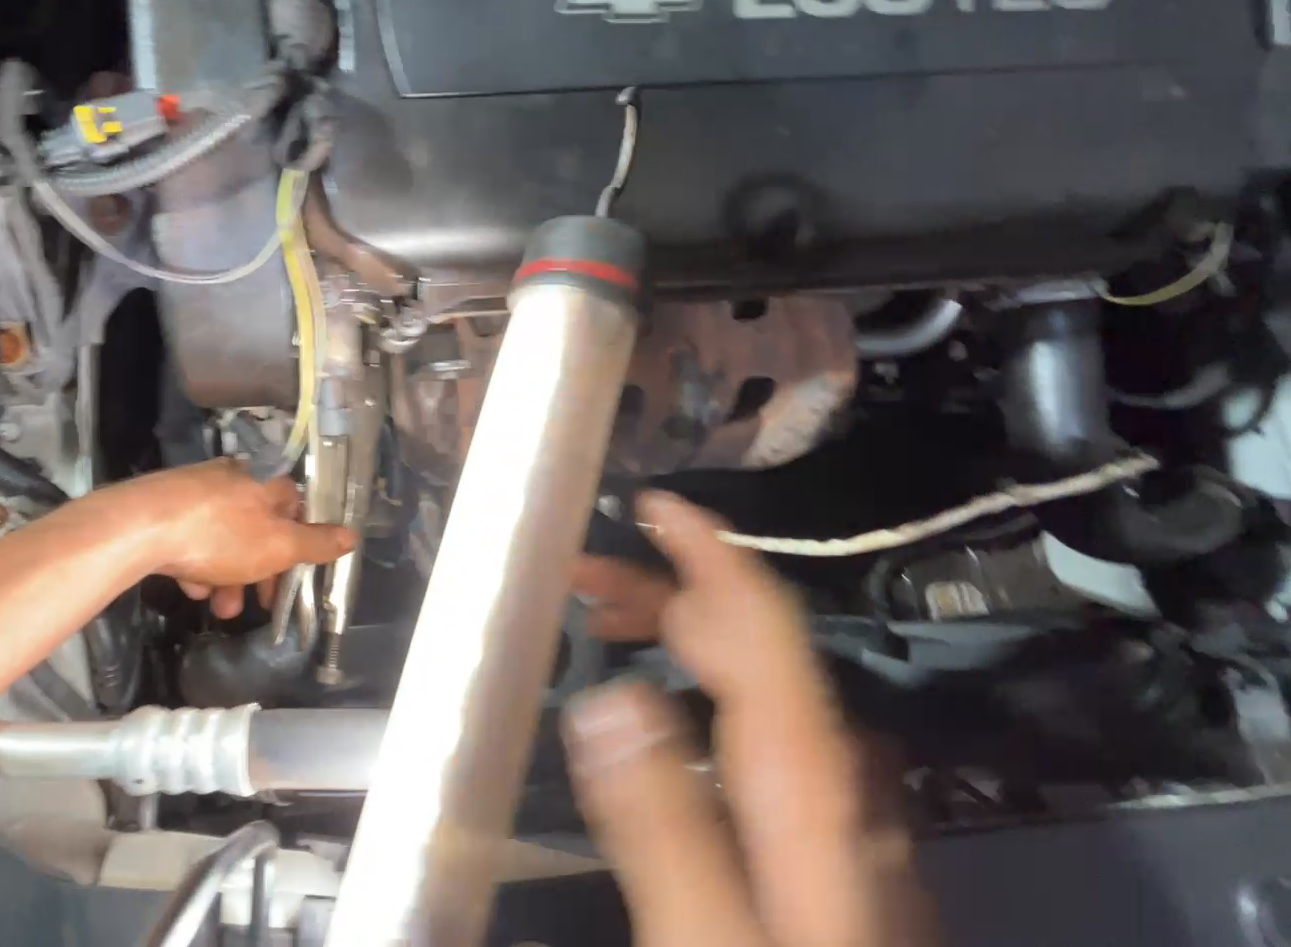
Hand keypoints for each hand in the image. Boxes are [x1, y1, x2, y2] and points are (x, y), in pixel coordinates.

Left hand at [125, 459, 355, 618]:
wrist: (142, 526)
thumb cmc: (220, 535)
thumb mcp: (278, 546)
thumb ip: (316, 544)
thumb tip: (352, 535)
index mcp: (268, 482)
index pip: (298, 509)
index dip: (302, 546)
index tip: (295, 578)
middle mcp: (236, 478)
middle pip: (259, 528)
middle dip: (260, 572)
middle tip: (256, 604)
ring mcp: (199, 490)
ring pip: (225, 538)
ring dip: (228, 576)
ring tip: (217, 606)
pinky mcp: (168, 505)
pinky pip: (193, 537)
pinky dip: (196, 563)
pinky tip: (188, 584)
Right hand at [561, 493, 934, 946]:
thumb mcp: (709, 933)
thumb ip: (661, 823)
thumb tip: (606, 699)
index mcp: (805, 779)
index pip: (761, 625)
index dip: (710, 553)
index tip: (654, 504)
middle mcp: (828, 767)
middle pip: (748, 638)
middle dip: (661, 585)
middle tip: (579, 571)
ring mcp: (826, 793)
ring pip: (747, 673)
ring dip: (670, 626)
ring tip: (598, 613)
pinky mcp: (812, 818)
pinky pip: (747, 711)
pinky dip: (689, 674)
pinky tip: (650, 690)